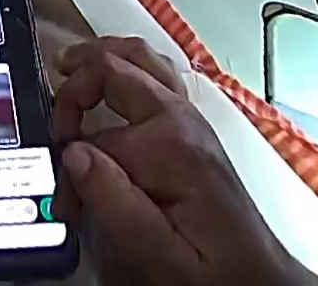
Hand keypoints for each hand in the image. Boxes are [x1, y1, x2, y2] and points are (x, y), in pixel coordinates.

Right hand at [53, 37, 317, 285]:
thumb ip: (116, 204)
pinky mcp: (189, 120)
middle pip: (113, 67)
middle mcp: (179, 116)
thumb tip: (72, 153)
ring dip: (98, 55)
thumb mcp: (163, 256)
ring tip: (69, 66)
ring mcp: (187, 113)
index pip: (95, 133)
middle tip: (55, 111)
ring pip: (136, 54)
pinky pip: (153, 66)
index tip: (66, 194)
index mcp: (171, 144)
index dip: (70, 161)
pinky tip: (109, 67)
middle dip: (74, 86)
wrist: (263, 279)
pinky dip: (124, 58)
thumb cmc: (215, 272)